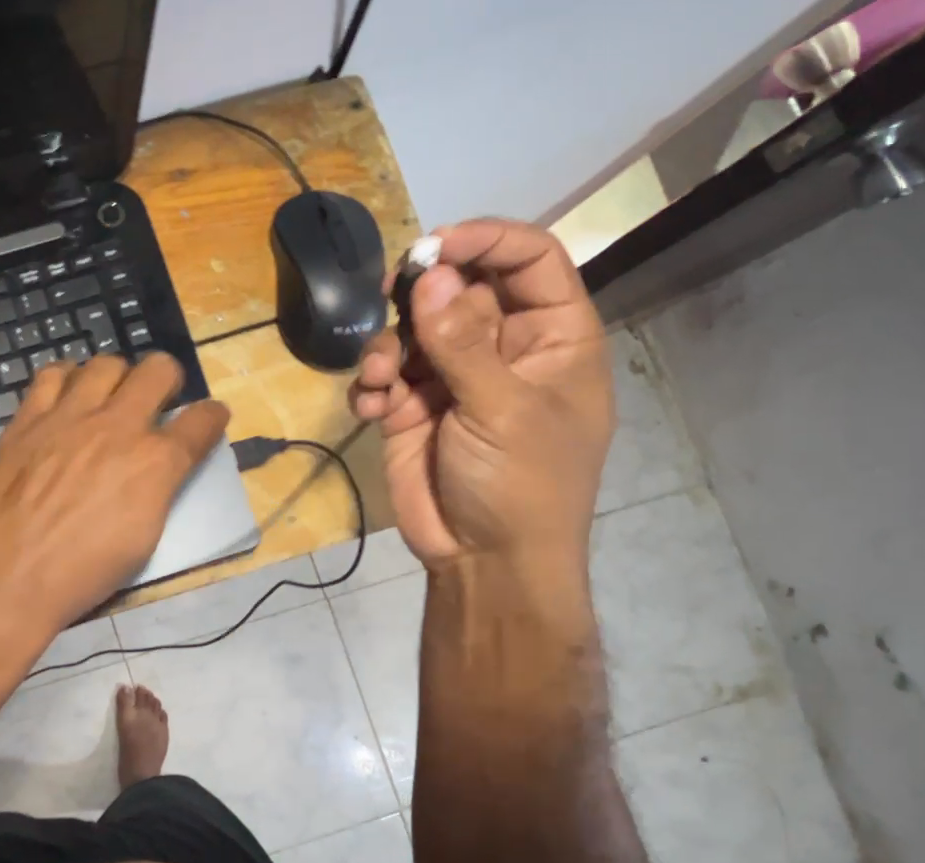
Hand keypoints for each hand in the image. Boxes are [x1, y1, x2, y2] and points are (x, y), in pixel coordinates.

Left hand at [0, 353, 229, 639]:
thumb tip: (162, 469)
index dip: (212, 417)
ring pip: (106, 364)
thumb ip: (158, 490)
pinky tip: (65, 397)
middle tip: (157, 399)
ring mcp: (69, 417)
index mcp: (155, 462)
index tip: (209, 419)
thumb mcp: (144, 538)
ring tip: (109, 396)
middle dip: (168, 380)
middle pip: (158, 370)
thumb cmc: (84, 571)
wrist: (12, 575)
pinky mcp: (28, 420)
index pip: (202, 420)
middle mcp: (117, 426)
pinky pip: (52, 375)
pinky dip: (66, 379)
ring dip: (117, 377)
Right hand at [350, 220, 612, 564]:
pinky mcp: (413, 409)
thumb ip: (462, 342)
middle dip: (421, 296)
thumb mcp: (501, 410)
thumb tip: (428, 275)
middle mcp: (504, 349)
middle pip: (460, 289)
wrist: (483, 560)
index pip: (529, 261)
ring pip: (413, 330)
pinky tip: (372, 407)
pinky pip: (385, 375)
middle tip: (387, 300)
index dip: (486, 241)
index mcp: (553, 338)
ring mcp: (455, 379)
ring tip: (379, 380)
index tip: (433, 245)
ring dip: (387, 347)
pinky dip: (371, 384)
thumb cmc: (521, 484)